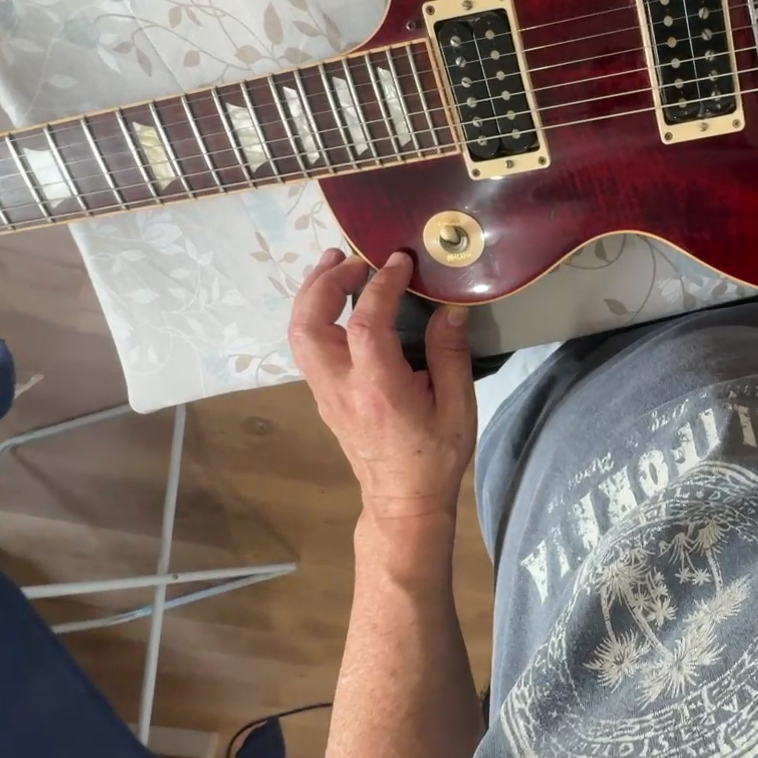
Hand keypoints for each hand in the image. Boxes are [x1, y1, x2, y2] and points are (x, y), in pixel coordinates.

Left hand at [289, 248, 476, 525]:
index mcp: (379, 390)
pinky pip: (308, 346)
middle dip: (324, 282)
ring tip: (336, 265)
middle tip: (352, 257)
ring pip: (299, 334)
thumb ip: (450, 353)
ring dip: (312, 294)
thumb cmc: (436, 456)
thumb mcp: (458, 406)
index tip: (400, 261)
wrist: (403, 500)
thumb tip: (451, 307)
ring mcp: (325, 393)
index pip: (367, 324)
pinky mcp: (324, 396)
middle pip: (309, 324)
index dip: (381, 286)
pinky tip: (337, 302)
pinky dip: (315, 314)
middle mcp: (342, 388)